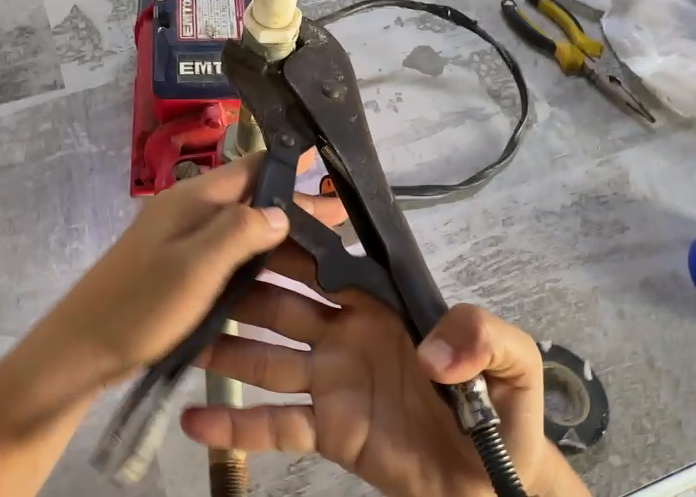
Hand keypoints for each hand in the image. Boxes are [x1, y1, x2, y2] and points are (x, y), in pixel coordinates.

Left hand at [37, 155, 340, 389]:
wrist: (81, 349)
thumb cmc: (140, 305)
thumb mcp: (195, 267)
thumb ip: (240, 232)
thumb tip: (282, 209)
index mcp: (194, 198)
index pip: (253, 167)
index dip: (294, 174)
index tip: (337, 188)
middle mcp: (189, 210)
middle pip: (251, 199)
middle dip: (294, 211)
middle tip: (344, 232)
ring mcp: (181, 240)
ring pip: (240, 230)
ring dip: (277, 240)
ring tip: (324, 260)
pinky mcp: (177, 269)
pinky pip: (225, 257)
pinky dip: (253, 263)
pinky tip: (277, 284)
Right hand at [180, 248, 587, 496]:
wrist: (494, 488)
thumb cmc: (503, 412)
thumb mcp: (514, 364)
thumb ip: (484, 336)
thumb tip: (430, 352)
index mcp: (379, 306)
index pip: (324, 264)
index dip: (287, 244)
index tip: (243, 226)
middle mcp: (343, 334)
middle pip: (282, 304)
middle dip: (242, 288)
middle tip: (194, 275)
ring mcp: (329, 382)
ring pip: (266, 357)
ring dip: (225, 347)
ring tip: (181, 338)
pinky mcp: (326, 430)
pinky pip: (275, 424)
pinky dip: (234, 422)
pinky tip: (194, 418)